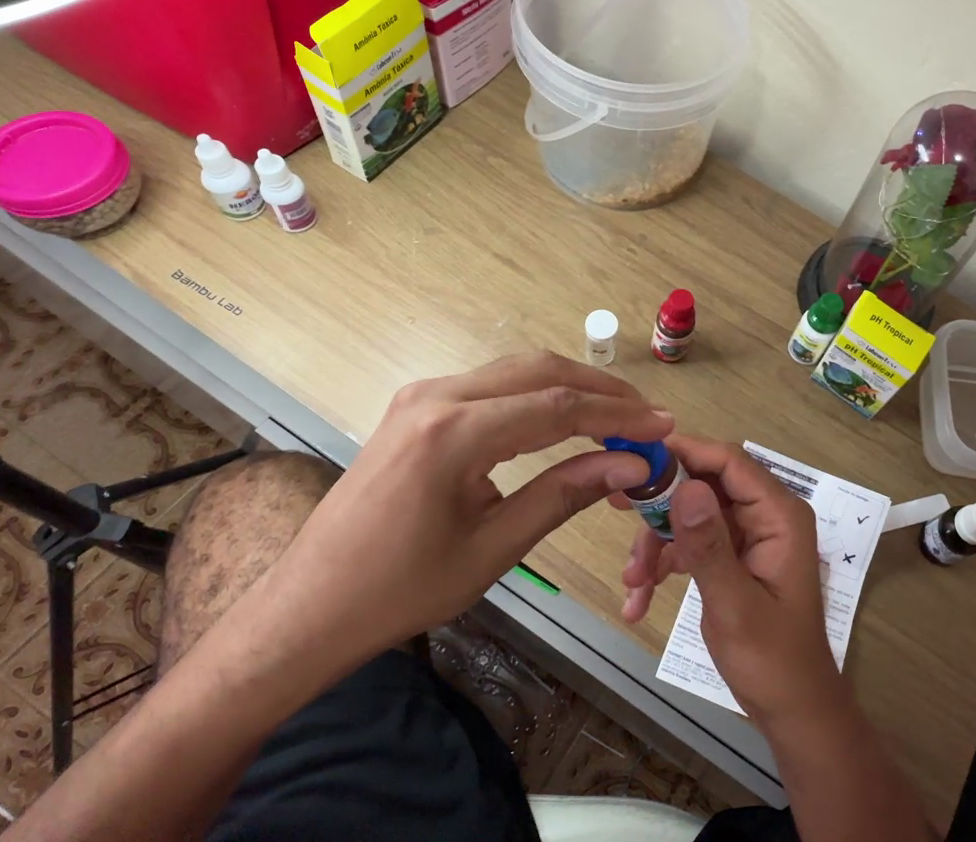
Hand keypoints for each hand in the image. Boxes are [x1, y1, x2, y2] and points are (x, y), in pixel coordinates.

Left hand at [264, 352, 673, 668]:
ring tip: (616, 415)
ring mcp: (420, 396)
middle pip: (539, 370)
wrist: (311, 605)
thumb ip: (564, 494)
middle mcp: (436, 397)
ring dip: (569, 387)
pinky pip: (489, 386)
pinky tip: (562, 419)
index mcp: (453, 434)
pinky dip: (534, 395)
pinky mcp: (414, 407)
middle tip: (647, 415)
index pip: (557, 407)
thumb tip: (632, 466)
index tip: (664, 424)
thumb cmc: (401, 589)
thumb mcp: (493, 548)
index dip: (617, 415)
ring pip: (514, 371)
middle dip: (600, 390)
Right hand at [614, 436, 842, 721]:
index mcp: (779, 516)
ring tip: (631, 581)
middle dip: (661, 502)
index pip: (730, 462)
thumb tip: (686, 487)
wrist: (790, 708)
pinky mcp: (731, 557)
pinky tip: (638, 600)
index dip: (684, 452)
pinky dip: (664, 565)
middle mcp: (765, 516)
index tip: (636, 458)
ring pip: (691, 514)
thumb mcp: (734, 604)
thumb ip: (709, 546)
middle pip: (705, 485)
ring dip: (657, 543)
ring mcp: (747, 536)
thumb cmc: (772, 659)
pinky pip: (691, 544)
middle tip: (616, 504)